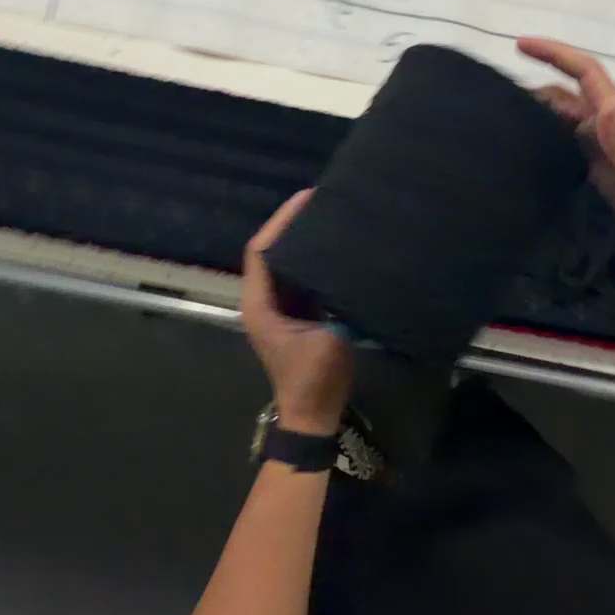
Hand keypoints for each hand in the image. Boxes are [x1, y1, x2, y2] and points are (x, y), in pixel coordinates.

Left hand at [241, 190, 351, 435]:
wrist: (312, 416)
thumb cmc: (315, 380)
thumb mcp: (332, 340)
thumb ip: (341, 305)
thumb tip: (355, 271)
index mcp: (260, 304)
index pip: (262, 250)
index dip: (280, 222)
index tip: (305, 198)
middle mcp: (262, 301)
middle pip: (272, 251)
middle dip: (293, 225)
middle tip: (322, 201)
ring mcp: (278, 308)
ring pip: (286, 264)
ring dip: (304, 241)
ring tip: (330, 216)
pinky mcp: (295, 315)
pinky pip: (300, 278)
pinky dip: (314, 260)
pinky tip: (336, 248)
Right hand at [520, 37, 614, 264]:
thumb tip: (605, 104)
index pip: (586, 75)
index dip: (556, 55)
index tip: (521, 45)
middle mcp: (608, 127)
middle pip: (567, 93)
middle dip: (536, 82)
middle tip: (497, 94)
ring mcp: (602, 146)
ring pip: (563, 116)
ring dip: (537, 110)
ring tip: (502, 117)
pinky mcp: (598, 166)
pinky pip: (566, 141)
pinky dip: (545, 135)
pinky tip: (526, 147)